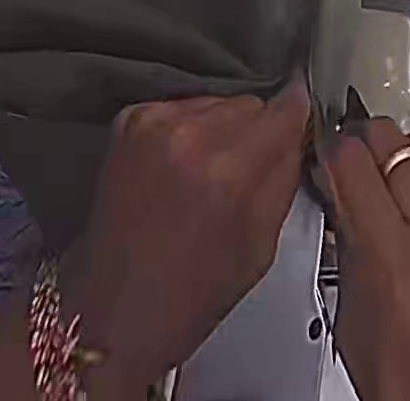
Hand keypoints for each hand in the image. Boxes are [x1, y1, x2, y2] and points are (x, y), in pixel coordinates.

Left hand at [63, 84, 310, 394]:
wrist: (110, 309)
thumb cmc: (186, 293)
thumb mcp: (261, 245)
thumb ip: (286, 176)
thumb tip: (298, 132)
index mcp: (229, 172)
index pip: (286, 109)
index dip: (297, 117)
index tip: (299, 121)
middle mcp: (190, 136)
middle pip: (252, 102)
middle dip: (256, 131)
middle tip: (242, 171)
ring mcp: (155, 124)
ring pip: (219, 100)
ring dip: (222, 127)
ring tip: (206, 172)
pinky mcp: (131, 120)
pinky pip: (185, 106)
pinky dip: (189, 128)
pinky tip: (180, 165)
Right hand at [318, 119, 409, 400]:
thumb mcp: (357, 330)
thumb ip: (349, 252)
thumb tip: (345, 197)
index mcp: (395, 265)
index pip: (353, 164)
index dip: (336, 149)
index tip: (333, 150)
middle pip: (395, 143)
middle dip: (370, 142)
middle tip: (362, 152)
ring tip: (402, 178)